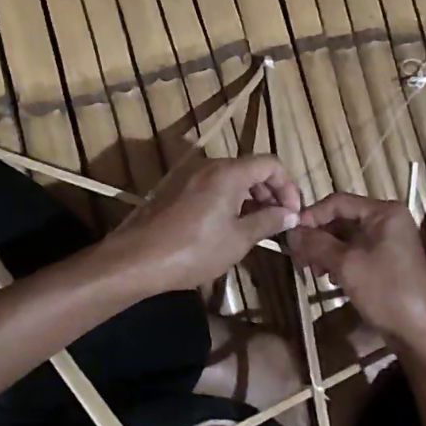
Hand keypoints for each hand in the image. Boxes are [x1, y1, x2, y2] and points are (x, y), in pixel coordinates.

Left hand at [99, 155, 301, 295]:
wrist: (133, 261)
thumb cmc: (193, 250)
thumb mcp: (239, 239)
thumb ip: (268, 221)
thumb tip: (290, 215)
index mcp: (229, 172)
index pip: (271, 164)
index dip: (288, 186)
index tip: (292, 211)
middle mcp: (210, 166)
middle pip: (251, 168)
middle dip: (271, 192)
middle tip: (280, 219)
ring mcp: (189, 176)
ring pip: (231, 178)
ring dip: (251, 197)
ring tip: (258, 224)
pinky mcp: (175, 190)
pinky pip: (213, 186)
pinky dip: (230, 199)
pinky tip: (231, 225)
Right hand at [285, 193, 425, 352]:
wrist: (418, 328)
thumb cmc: (384, 289)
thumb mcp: (346, 264)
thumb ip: (317, 244)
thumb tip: (291, 232)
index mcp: (385, 212)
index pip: (339, 202)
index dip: (312, 216)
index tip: (290, 236)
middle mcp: (391, 220)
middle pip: (344, 220)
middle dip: (319, 238)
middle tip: (298, 259)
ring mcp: (392, 241)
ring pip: (350, 238)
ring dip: (328, 252)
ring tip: (314, 272)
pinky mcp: (390, 261)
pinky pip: (360, 252)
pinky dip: (342, 261)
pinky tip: (331, 278)